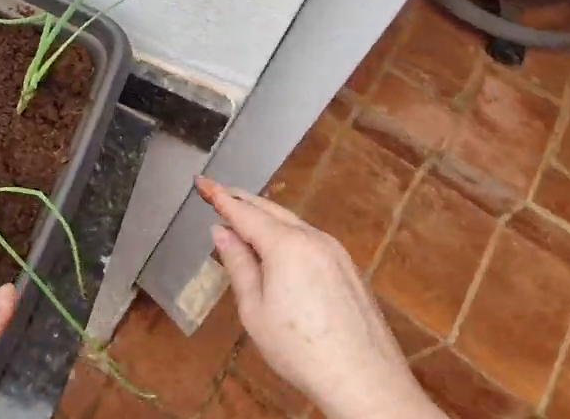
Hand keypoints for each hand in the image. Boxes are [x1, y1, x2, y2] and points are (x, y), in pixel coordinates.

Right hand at [197, 176, 442, 418]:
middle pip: (270, 210)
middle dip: (241, 200)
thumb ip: (237, 265)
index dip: (218, 195)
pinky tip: (277, 247)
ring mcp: (337, 254)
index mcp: (286, 245)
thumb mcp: (254, 310)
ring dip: (265, 216)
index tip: (200, 181)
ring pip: (293, 223)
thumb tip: (221, 232)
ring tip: (242, 219)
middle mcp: (314, 239)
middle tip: (217, 193)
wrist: (369, 388)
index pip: (243, 211)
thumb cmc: (301, 351)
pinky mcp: (350, 271)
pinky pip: (310, 239)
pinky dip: (286, 232)